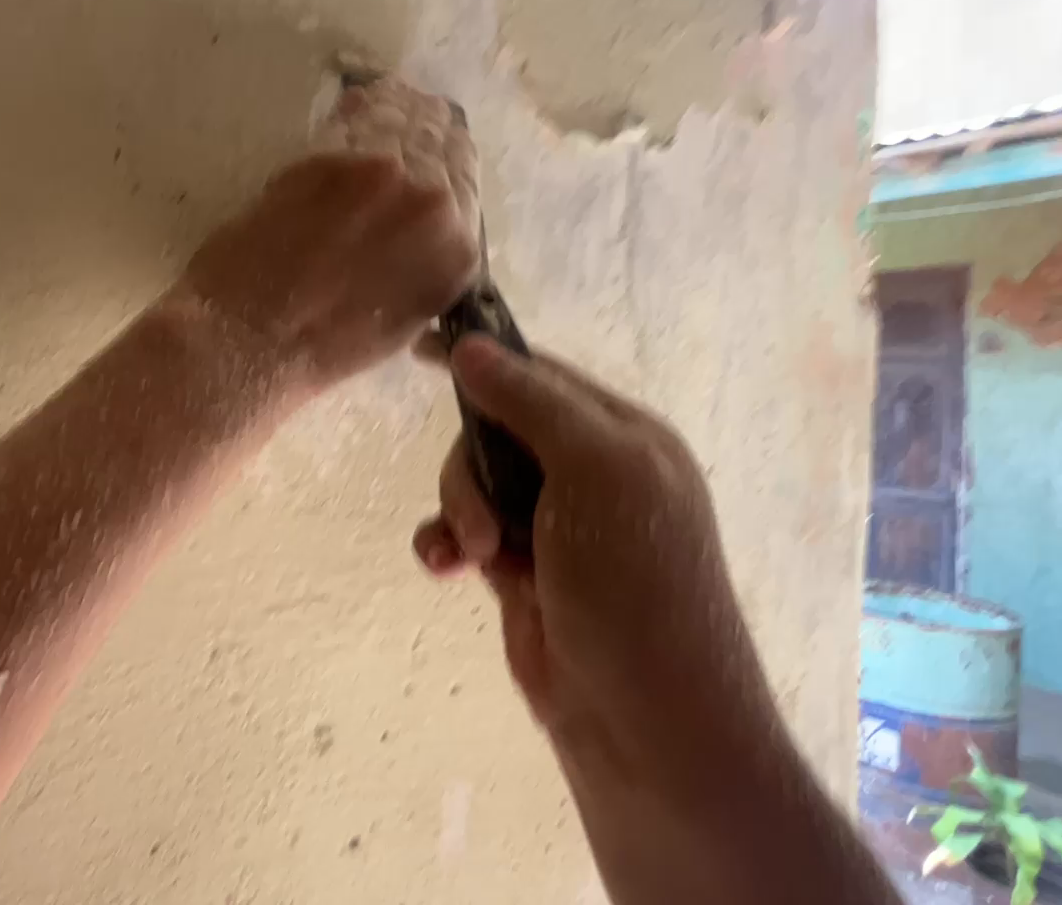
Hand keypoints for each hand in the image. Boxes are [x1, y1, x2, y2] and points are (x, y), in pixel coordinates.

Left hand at [174, 80, 479, 389]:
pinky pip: (355, 117)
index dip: (445, 158)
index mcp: (457, 253)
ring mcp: (384, 174)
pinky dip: (356, 109)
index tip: (427, 148)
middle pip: (440, 138)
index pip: (465, 177)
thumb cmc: (317, 347)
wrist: (250, 340)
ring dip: (392, 109)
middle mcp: (434, 203)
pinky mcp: (332, 158)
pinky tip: (352, 103)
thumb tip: (423, 229)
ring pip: (401, 117)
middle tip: (403, 117)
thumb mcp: (399, 318)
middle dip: (423, 128)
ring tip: (377, 104)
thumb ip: (424, 264)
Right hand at [413, 337, 780, 797]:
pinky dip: (445, 543)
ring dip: (457, 513)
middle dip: (470, 470)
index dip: (482, 360)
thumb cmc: (633, 583)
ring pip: (468, 482)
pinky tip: (446, 567)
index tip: (420, 348)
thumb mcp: (595, 473)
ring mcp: (549, 522)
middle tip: (484, 521)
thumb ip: (531, 403)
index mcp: (620, 437)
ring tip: (476, 557)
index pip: (539, 375)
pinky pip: (459, 530)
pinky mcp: (517, 565)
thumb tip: (468, 345)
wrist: (640, 716)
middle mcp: (586, 472)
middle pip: (490, 432)